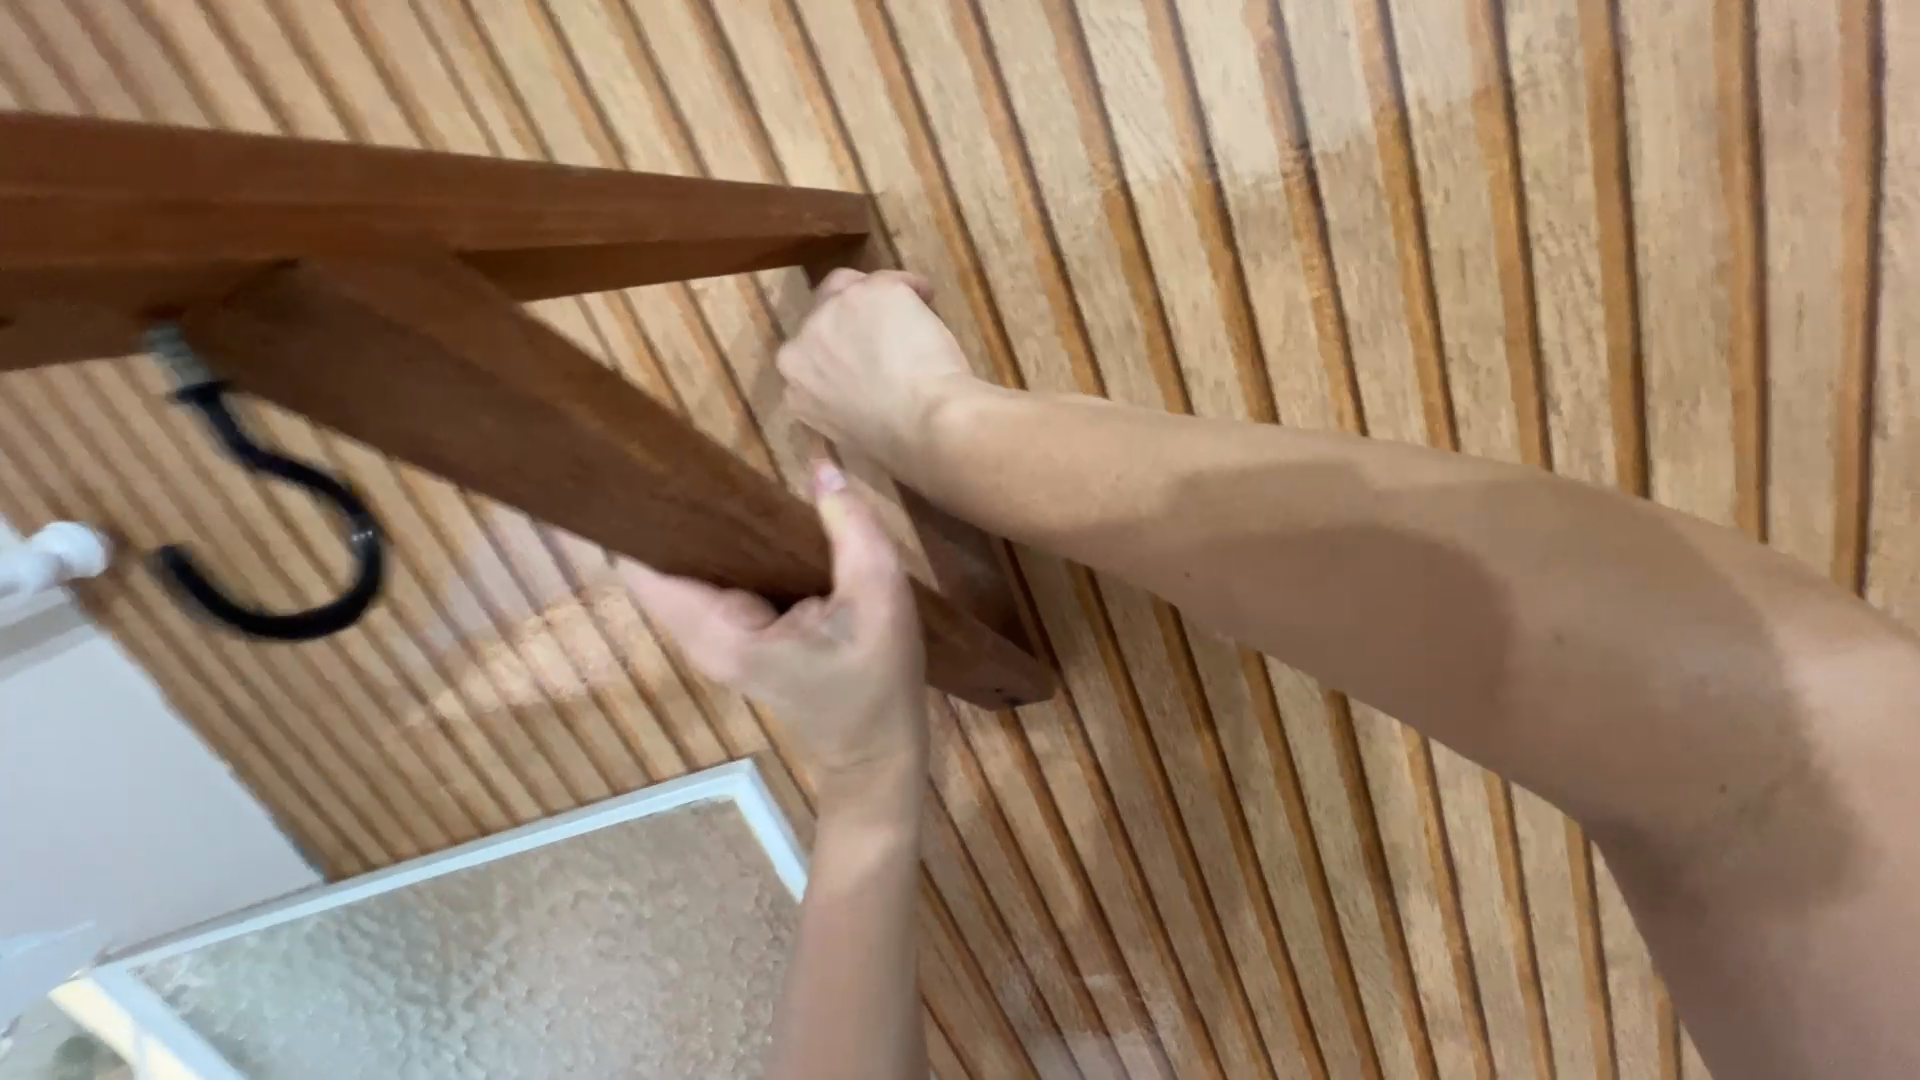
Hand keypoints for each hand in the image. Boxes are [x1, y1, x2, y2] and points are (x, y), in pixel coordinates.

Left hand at [628, 460, 927, 791]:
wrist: (878, 750)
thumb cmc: (878, 681)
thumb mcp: (880, 597)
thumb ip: (851, 527)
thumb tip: (821, 468)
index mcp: (723, 634)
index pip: (646, 569)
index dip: (646, 515)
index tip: (655, 462)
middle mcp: (702, 639)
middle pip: (660, 564)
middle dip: (674, 511)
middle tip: (697, 453)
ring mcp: (714, 642)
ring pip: (685, 572)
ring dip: (698, 530)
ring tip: (717, 475)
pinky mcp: (734, 639)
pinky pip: (710, 584)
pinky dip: (722, 551)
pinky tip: (745, 519)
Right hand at [776, 269, 984, 475]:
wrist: (923, 423)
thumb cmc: (894, 444)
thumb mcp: (847, 434)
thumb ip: (837, 404)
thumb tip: (853, 395)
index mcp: (795, 384)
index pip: (808, 350)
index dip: (837, 347)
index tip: (860, 354)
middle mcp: (804, 341)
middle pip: (825, 310)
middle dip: (853, 318)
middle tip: (885, 330)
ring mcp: (836, 310)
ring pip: (855, 287)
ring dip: (880, 299)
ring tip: (911, 317)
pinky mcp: (872, 291)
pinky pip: (897, 282)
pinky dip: (916, 292)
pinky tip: (930, 304)